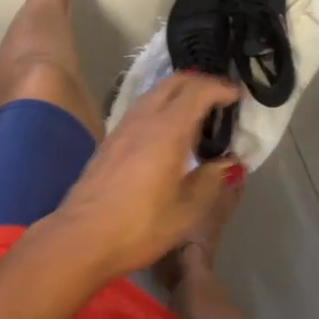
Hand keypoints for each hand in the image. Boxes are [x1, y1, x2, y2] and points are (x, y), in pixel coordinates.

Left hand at [44, 73, 242, 278]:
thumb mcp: (186, 211)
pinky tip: (168, 131)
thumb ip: (210, 181)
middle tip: (220, 98)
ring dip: (179, 92)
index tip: (237, 95)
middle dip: (200, 82)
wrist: (81, 237)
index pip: (198, 91)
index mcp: (168, 130)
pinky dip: (162, 105)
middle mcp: (144, 118)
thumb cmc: (139, 226)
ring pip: (156, 92)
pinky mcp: (111, 139)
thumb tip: (229, 162)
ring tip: (197, 114)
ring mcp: (123, 126)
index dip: (221, 88)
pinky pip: (143, 107)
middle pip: (174, 82)